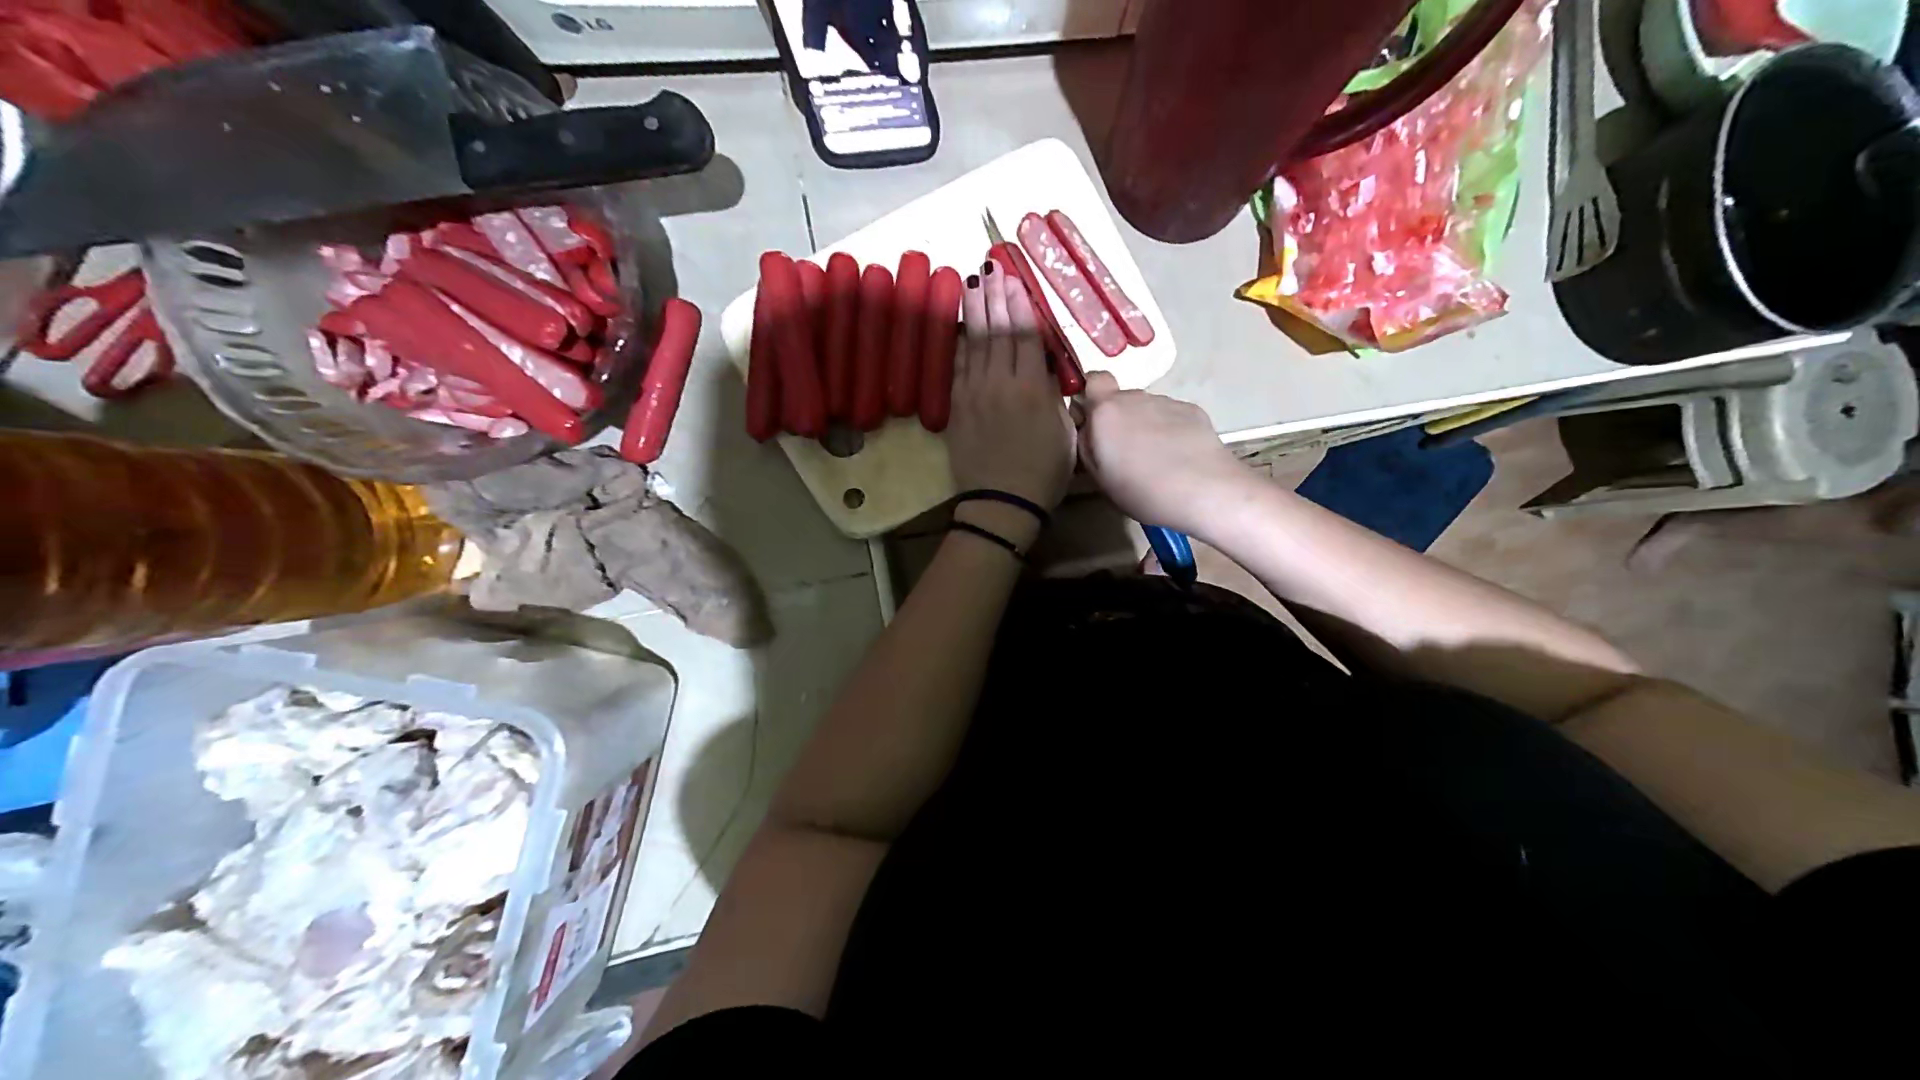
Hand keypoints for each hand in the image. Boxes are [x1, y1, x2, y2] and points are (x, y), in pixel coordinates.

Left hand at [945, 261, 1075, 536]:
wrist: (1003, 502)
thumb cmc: (1045, 472)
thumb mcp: (1064, 432)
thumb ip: (1053, 395)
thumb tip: (1044, 370)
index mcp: (1033, 388)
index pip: (1026, 336)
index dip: (1020, 305)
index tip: (1014, 279)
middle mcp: (1002, 383)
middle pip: (998, 332)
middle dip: (996, 297)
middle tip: (992, 269)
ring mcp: (975, 394)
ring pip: (975, 344)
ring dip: (974, 312)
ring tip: (972, 283)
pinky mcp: (957, 408)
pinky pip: (957, 368)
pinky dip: (957, 345)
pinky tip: (957, 327)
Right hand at [1078, 371, 1246, 536]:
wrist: (1204, 490)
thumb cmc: (1141, 489)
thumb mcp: (1098, 476)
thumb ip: (1087, 445)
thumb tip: (1088, 429)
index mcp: (1106, 410)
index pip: (1093, 379)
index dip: (1091, 396)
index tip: (1092, 422)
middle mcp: (1136, 398)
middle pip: (1121, 400)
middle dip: (1120, 420)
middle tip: (1125, 454)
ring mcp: (1167, 402)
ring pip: (1148, 410)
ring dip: (1146, 427)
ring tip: (1156, 460)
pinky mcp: (1194, 411)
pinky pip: (1172, 417)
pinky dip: (1171, 432)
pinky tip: (1179, 458)